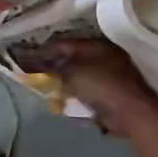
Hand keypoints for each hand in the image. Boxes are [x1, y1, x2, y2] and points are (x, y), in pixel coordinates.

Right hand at [11, 37, 157, 133]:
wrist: (131, 113)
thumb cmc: (101, 86)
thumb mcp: (71, 73)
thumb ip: (50, 66)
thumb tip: (32, 62)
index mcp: (96, 46)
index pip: (63, 43)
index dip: (44, 50)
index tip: (26, 59)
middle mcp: (104, 56)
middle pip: (70, 58)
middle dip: (52, 65)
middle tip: (34, 74)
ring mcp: (109, 74)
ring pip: (77, 73)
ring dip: (62, 80)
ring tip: (46, 88)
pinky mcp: (110, 91)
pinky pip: (85, 88)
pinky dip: (73, 92)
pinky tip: (62, 99)